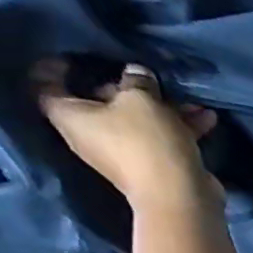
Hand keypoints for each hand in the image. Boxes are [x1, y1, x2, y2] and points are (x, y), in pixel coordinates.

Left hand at [32, 59, 220, 211]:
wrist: (178, 196)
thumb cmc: (146, 142)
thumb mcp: (141, 98)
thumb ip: (137, 79)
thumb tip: (136, 73)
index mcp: (72, 118)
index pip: (46, 87)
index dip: (53, 67)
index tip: (71, 55)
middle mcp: (92, 136)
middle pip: (100, 102)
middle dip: (126, 86)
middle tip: (146, 74)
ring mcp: (123, 153)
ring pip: (138, 120)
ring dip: (165, 107)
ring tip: (192, 101)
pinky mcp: (152, 165)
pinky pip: (161, 137)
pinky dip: (181, 126)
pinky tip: (206, 118)